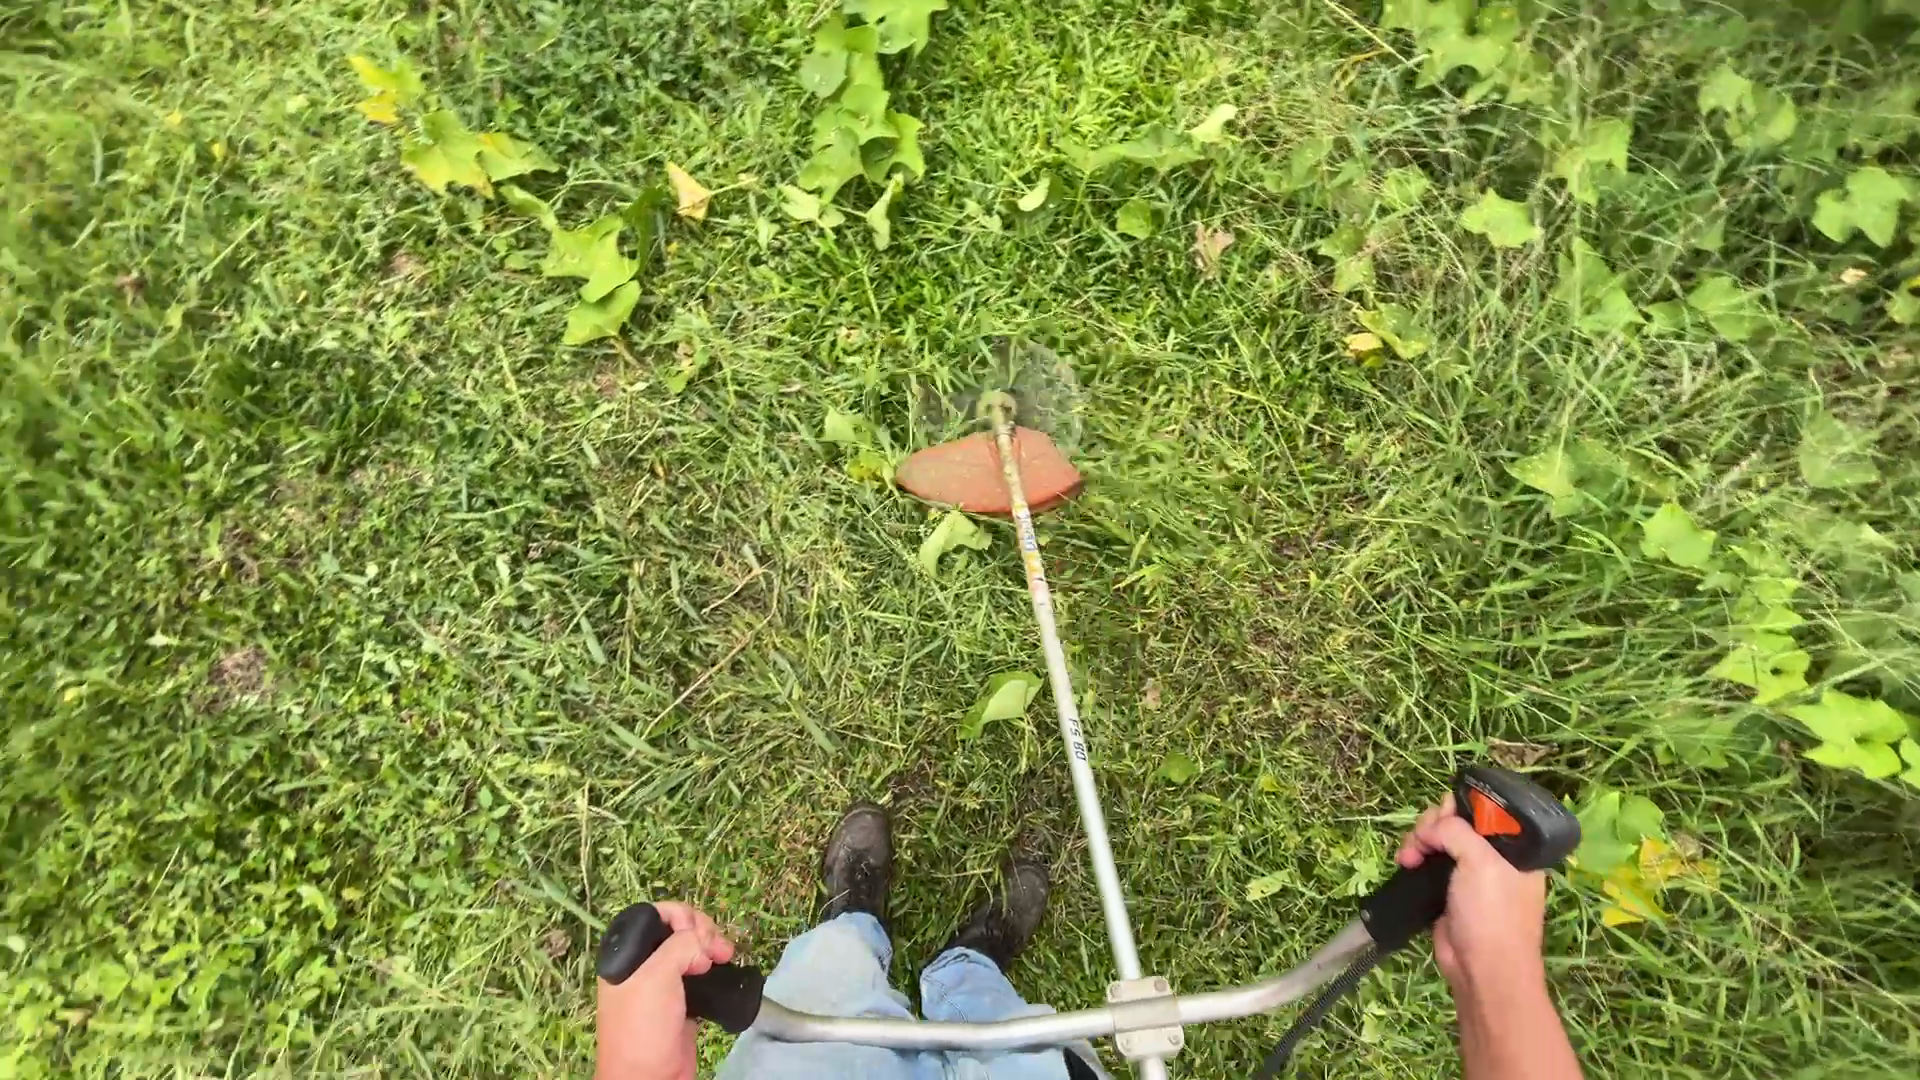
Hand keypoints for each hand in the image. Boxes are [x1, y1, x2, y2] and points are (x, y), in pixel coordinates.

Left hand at [595, 902, 734, 1079]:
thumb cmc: (645, 1026)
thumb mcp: (657, 975)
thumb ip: (682, 945)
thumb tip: (703, 947)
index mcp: (625, 956)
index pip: (654, 915)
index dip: (680, 916)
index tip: (695, 934)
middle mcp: (641, 965)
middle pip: (676, 929)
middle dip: (701, 930)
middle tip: (715, 946)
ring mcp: (661, 984)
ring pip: (691, 948)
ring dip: (711, 944)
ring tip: (725, 955)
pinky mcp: (680, 1000)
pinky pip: (699, 970)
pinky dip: (713, 964)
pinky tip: (722, 966)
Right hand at [1394, 793, 1546, 993]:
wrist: (1482, 968)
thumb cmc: (1491, 914)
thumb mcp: (1481, 862)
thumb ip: (1455, 831)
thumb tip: (1430, 829)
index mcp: (1514, 850)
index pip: (1485, 811)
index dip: (1460, 807)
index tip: (1443, 818)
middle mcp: (1492, 857)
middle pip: (1454, 820)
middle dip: (1432, 825)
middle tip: (1424, 840)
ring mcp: (1468, 872)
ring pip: (1436, 836)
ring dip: (1417, 839)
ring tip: (1409, 857)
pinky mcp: (1446, 885)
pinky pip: (1426, 856)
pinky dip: (1413, 854)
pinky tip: (1406, 862)